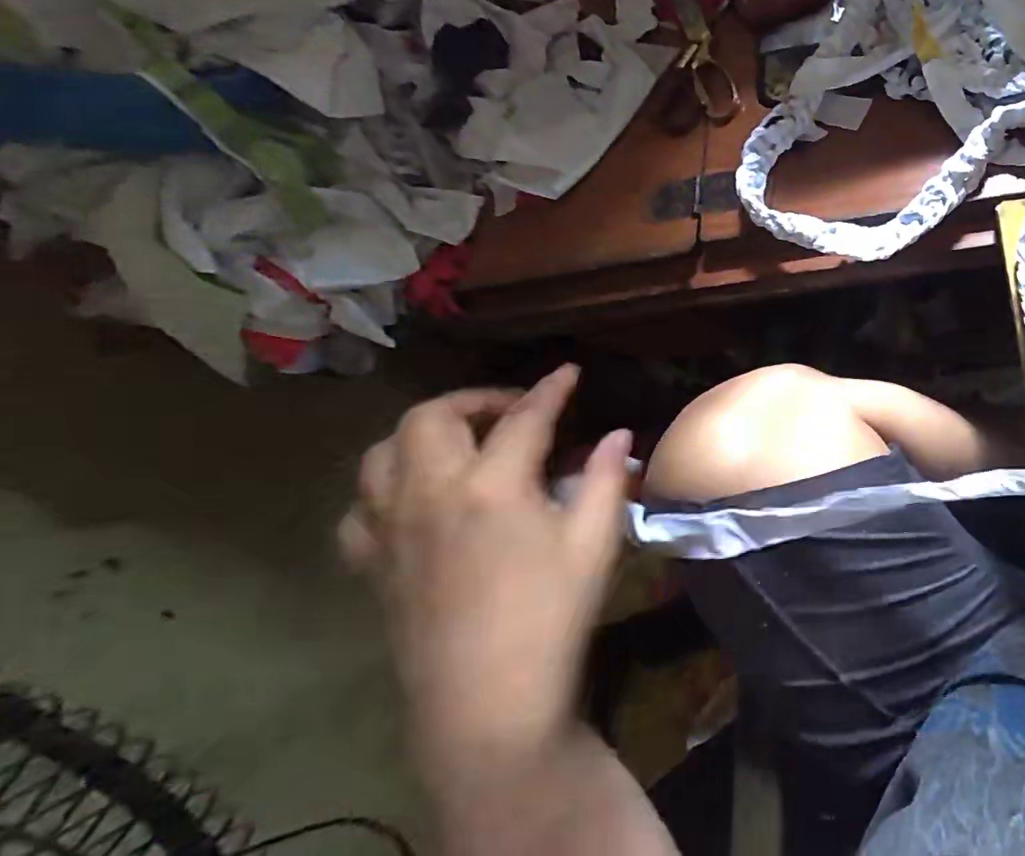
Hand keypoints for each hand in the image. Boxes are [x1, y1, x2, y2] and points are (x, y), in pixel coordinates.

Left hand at [340, 365, 632, 780]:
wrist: (488, 698)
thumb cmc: (553, 613)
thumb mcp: (596, 541)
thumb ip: (606, 478)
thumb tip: (617, 436)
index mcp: (491, 485)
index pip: (523, 418)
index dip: (551, 389)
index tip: (569, 371)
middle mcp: (429, 494)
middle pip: (431, 418)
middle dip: (475, 399)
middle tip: (515, 410)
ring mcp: (391, 530)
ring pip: (381, 454)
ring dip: (424, 434)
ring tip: (465, 444)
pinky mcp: (373, 566)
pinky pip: (360, 508)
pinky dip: (387, 487)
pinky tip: (419, 500)